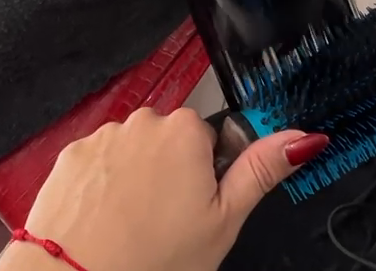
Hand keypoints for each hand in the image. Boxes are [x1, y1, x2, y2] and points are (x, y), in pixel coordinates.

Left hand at [7, 108, 323, 270]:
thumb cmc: (155, 258)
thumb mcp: (224, 222)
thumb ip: (261, 170)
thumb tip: (303, 137)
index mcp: (186, 131)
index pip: (206, 140)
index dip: (203, 175)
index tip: (194, 206)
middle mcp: (144, 119)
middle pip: (167, 142)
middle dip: (168, 174)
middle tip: (164, 223)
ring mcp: (104, 134)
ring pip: (131, 152)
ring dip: (133, 179)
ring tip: (130, 227)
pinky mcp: (72, 152)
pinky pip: (97, 162)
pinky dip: (100, 185)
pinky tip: (102, 219)